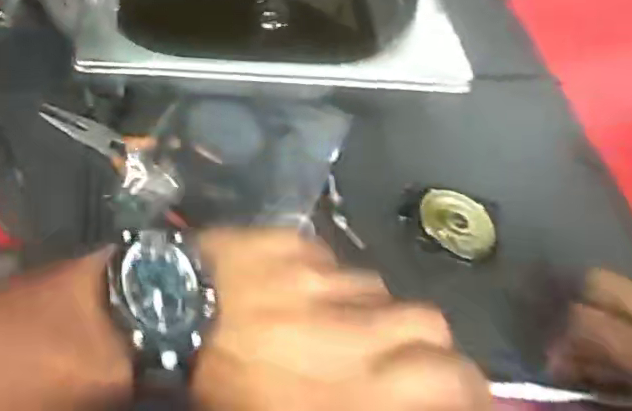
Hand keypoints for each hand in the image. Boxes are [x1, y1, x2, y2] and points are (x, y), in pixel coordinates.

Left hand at [192, 228, 490, 410]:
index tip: (453, 388)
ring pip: (373, 282)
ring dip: (364, 301)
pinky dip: (319, 268)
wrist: (164, 312)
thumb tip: (385, 389)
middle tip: (398, 347)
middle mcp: (350, 329)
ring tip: (333, 311)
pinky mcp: (285, 237)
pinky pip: (324, 252)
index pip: (454, 380)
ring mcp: (317, 276)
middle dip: (425, 338)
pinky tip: (292, 279)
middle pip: (428, 321)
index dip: (466, 384)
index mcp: (359, 391)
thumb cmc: (225, 385)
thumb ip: (360, 401)